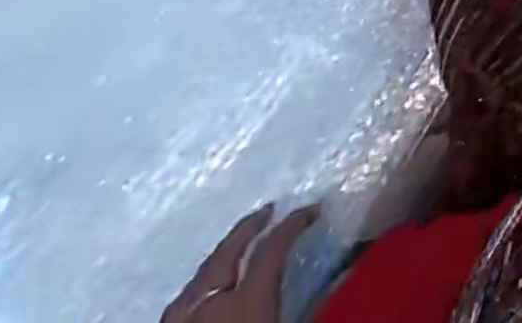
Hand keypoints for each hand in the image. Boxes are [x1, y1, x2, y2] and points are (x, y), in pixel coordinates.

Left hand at [161, 203, 319, 322]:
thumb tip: (341, 271)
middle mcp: (208, 304)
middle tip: (268, 210)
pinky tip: (207, 284)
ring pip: (199, 275)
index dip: (294, 224)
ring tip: (238, 243)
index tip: (312, 209)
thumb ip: (311, 302)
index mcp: (245, 301)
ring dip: (222, 253)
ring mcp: (179, 321)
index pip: (272, 248)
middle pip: (226, 253)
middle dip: (249, 227)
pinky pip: (184, 297)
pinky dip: (202, 280)